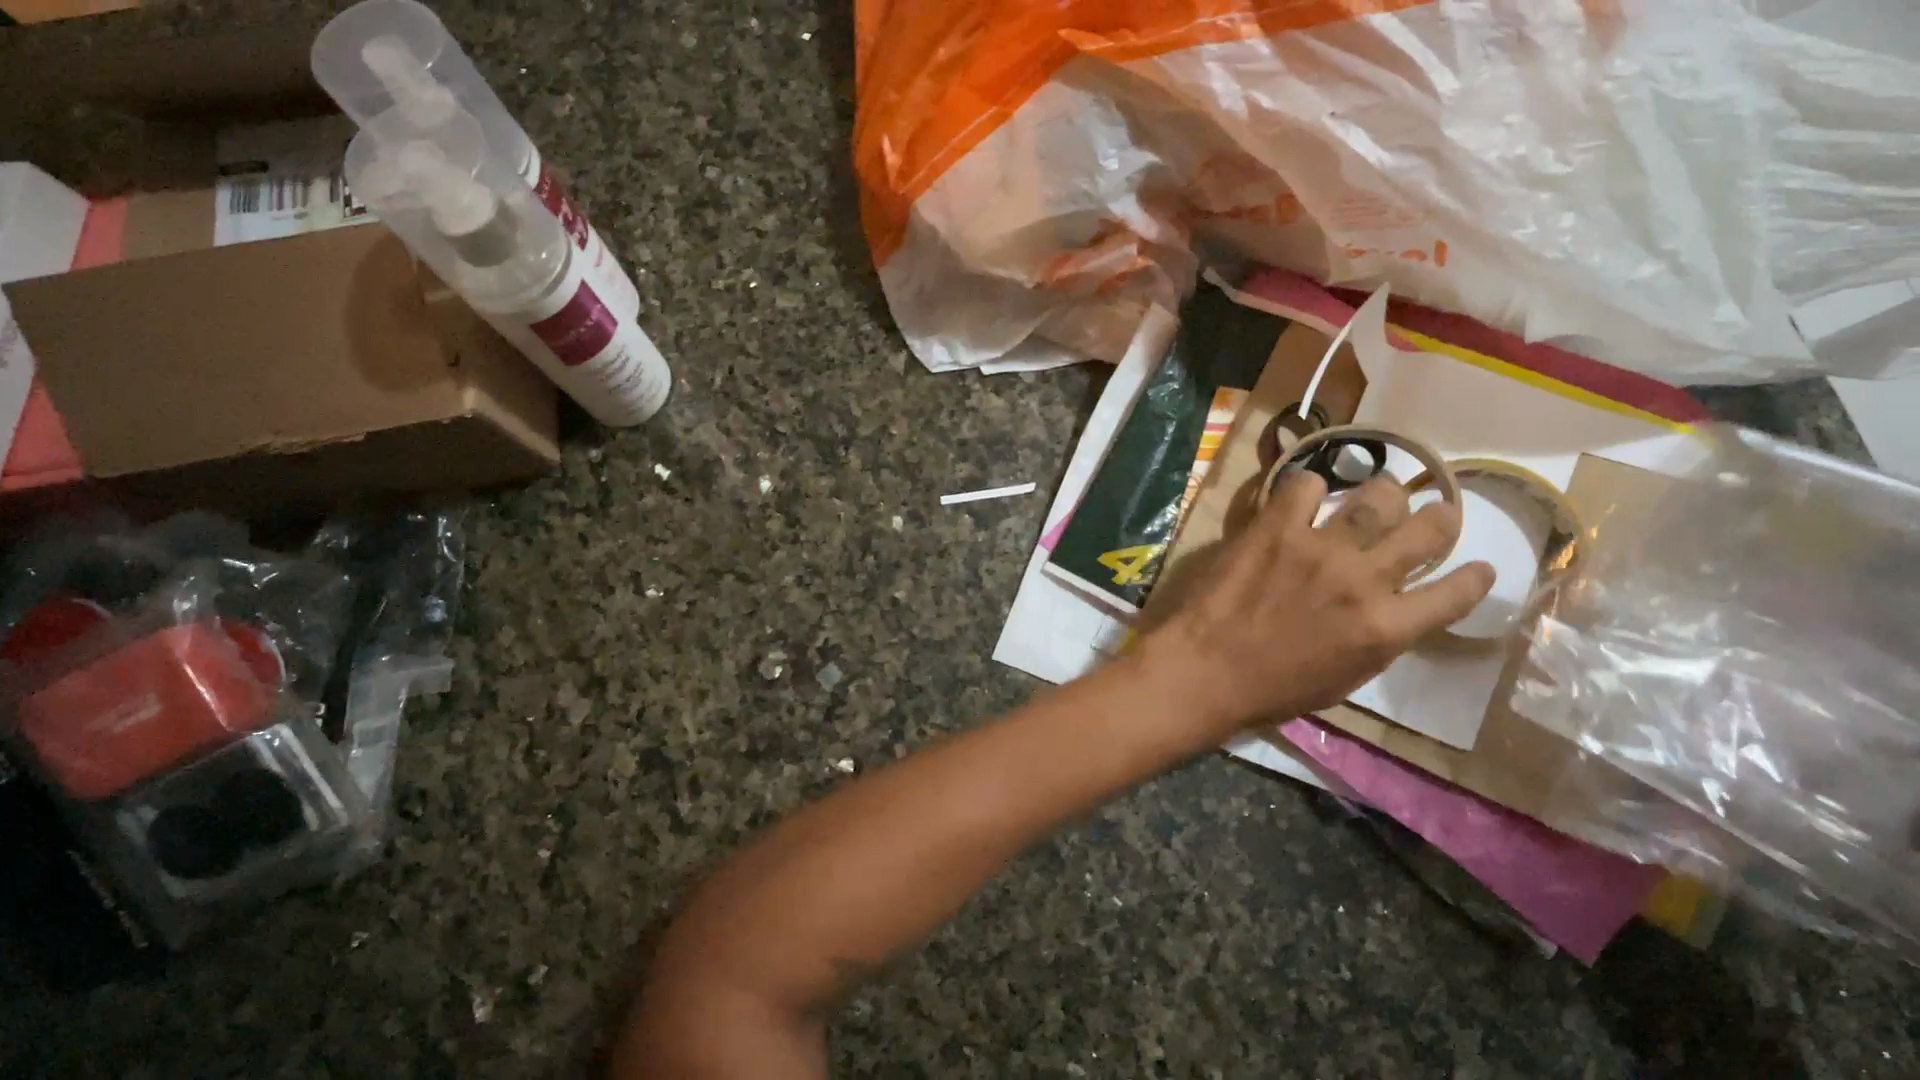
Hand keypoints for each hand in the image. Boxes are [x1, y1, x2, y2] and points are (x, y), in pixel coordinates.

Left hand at [1139, 470, 1495, 735]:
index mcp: (1386, 629)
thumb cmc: (1270, 691)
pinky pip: (1306, 485)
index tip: (1478, 567)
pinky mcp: (1276, 528)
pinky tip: (1306, 496)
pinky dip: (1310, 487)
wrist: (1203, 671)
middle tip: (1435, 514)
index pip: (1457, 594)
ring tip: (1378, 495)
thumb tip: (1391, 610)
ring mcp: (1321, 548)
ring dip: (1384, 493)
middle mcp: (1365, 581)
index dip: (1474, 577)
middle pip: (1430, 529)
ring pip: (1378, 496)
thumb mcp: (1344, 679)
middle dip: (1441, 517)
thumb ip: (1377, 639)